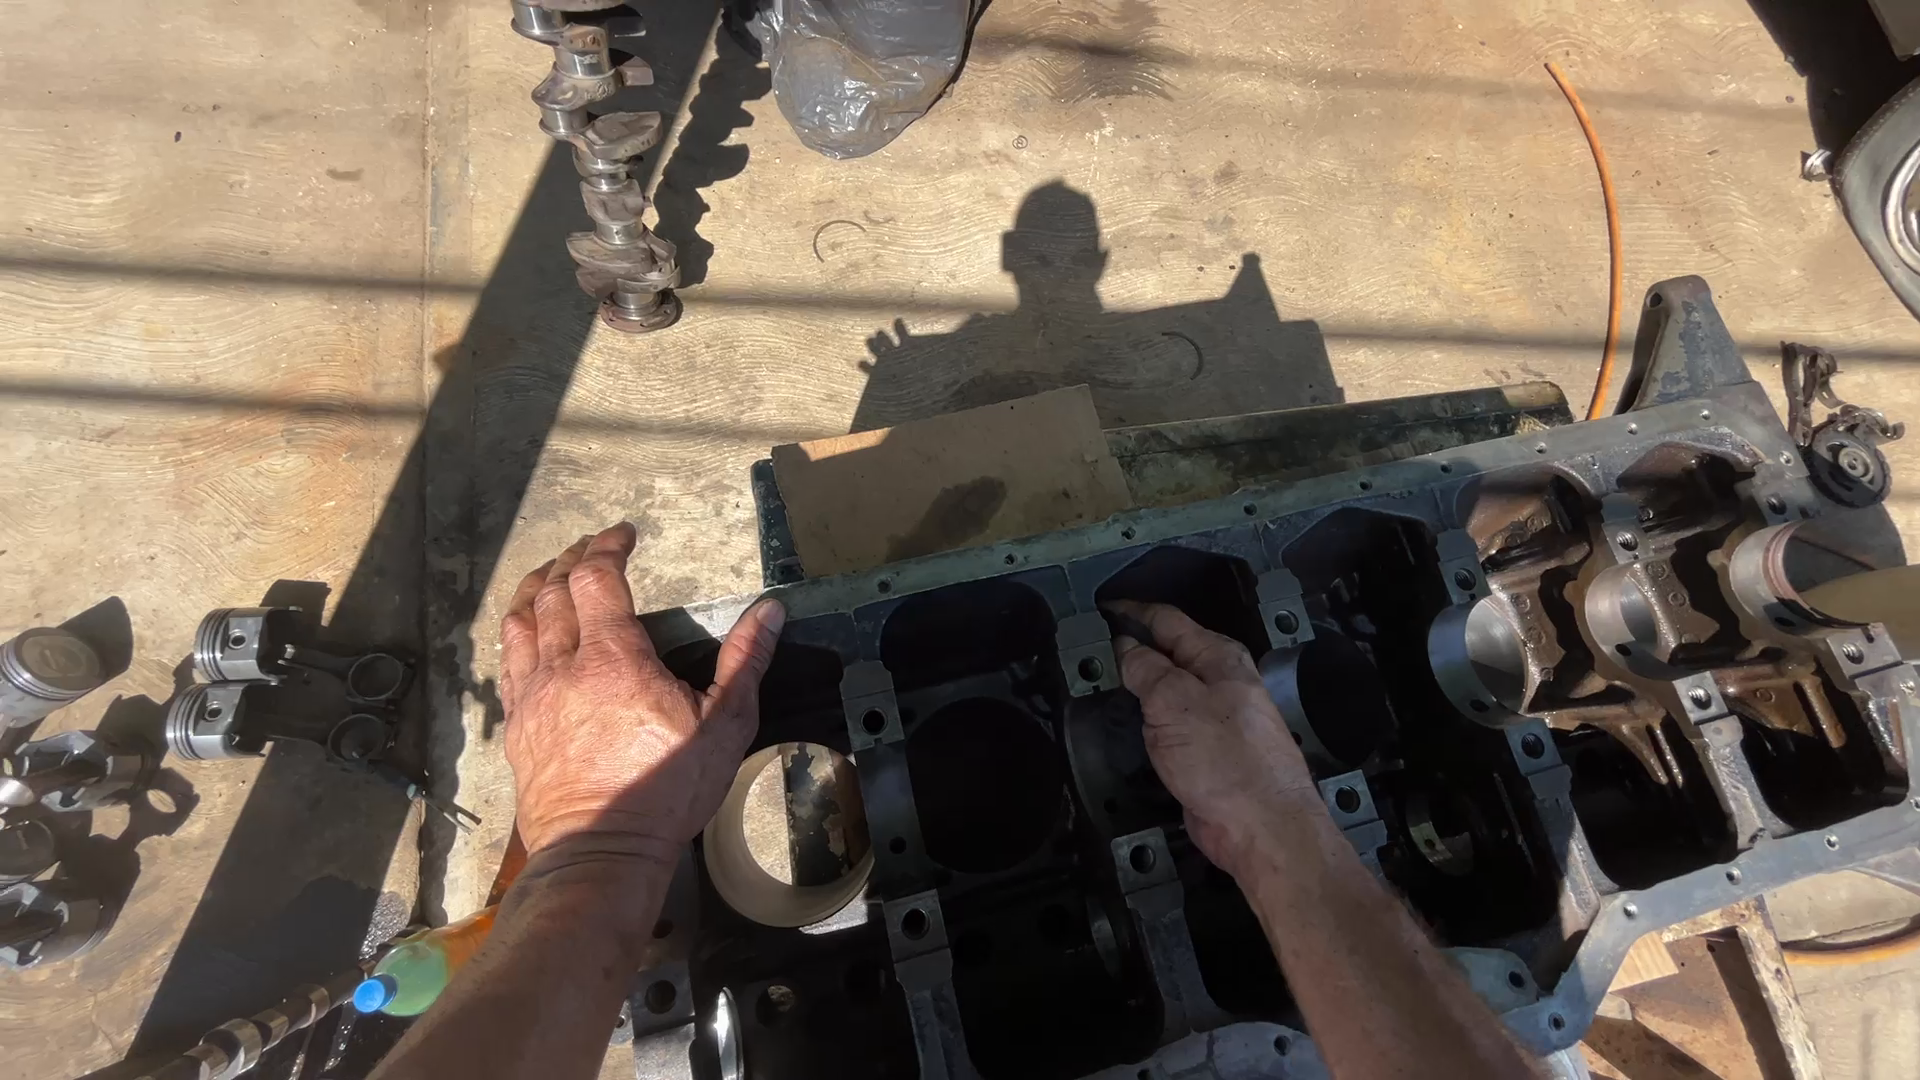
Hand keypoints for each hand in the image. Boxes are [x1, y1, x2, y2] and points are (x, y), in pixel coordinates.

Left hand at [499, 523, 785, 865]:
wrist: (601, 851)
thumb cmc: (668, 785)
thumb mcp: (725, 723)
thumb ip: (745, 660)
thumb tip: (770, 609)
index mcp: (615, 657)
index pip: (599, 579)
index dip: (608, 546)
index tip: (625, 533)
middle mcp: (564, 664)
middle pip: (556, 591)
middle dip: (574, 558)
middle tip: (592, 545)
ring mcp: (532, 694)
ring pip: (521, 621)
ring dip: (537, 586)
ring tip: (553, 572)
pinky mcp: (517, 723)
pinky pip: (507, 660)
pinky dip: (516, 629)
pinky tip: (526, 629)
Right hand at [1108, 601, 1315, 877]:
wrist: (1261, 828)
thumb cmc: (1230, 763)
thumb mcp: (1173, 701)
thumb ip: (1145, 668)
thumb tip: (1125, 648)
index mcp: (1218, 657)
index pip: (1166, 620)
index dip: (1132, 612)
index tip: (1104, 610)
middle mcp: (1220, 682)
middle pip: (1168, 652)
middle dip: (1133, 646)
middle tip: (1096, 647)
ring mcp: (1215, 716)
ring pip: (1168, 688)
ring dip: (1140, 682)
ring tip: (1107, 678)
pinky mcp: (1207, 749)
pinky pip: (1171, 720)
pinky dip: (1148, 714)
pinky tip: (1132, 720)